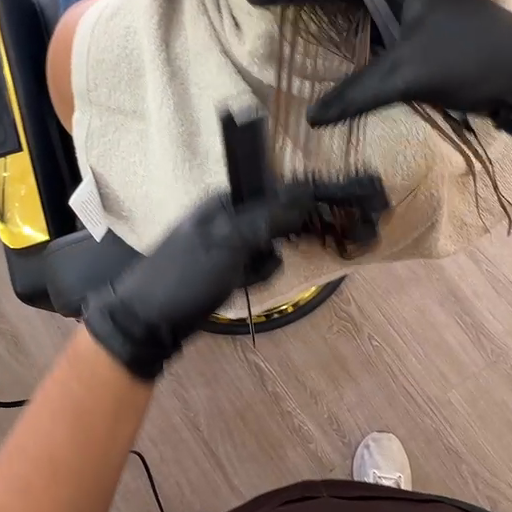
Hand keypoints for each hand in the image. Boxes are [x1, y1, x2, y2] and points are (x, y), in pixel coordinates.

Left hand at [83, 177, 387, 379]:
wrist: (145, 322)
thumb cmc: (184, 277)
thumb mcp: (229, 243)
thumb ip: (269, 218)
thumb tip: (306, 194)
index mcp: (228, 200)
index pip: (288, 189)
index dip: (326, 193)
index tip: (366, 197)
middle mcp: (229, 214)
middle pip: (283, 212)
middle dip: (306, 224)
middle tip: (337, 235)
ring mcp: (226, 242)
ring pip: (272, 241)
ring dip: (272, 257)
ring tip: (254, 271)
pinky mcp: (224, 268)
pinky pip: (256, 263)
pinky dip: (258, 273)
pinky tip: (244, 284)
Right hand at [244, 0, 511, 156]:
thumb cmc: (474, 60)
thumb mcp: (410, 74)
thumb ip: (358, 93)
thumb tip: (313, 116)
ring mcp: (420, 16)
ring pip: (363, 19)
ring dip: (331, 26)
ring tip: (288, 25)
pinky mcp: (428, 41)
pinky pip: (380, 41)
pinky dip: (355, 51)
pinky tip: (335, 61)